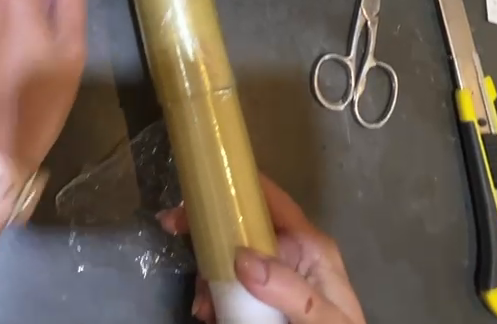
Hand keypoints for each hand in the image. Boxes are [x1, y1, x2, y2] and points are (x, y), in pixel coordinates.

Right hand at [159, 176, 365, 323]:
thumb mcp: (324, 318)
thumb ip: (290, 289)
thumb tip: (240, 257)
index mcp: (308, 244)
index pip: (269, 197)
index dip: (234, 184)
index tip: (196, 187)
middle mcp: (289, 254)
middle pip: (241, 226)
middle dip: (207, 230)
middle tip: (172, 229)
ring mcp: (275, 280)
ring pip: (230, 259)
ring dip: (208, 274)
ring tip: (202, 305)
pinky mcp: (263, 303)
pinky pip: (231, 289)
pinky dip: (214, 297)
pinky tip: (209, 314)